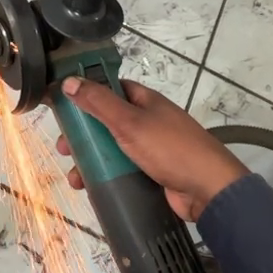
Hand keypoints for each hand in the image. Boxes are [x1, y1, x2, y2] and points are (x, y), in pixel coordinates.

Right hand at [56, 78, 247, 221]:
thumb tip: (69, 81)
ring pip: (110, 150)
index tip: (63, 105)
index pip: (109, 88)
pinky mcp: (151, 174)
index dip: (86, 93)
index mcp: (144, 101)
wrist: (209, 191)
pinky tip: (90, 189)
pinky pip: (121, 171)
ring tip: (74, 177)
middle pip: (105, 122)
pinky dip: (105, 177)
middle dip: (82, 136)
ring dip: (90, 161)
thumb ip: (98, 102)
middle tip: (63, 148)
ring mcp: (150, 149)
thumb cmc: (170, 148)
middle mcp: (146, 121)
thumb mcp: (130, 122)